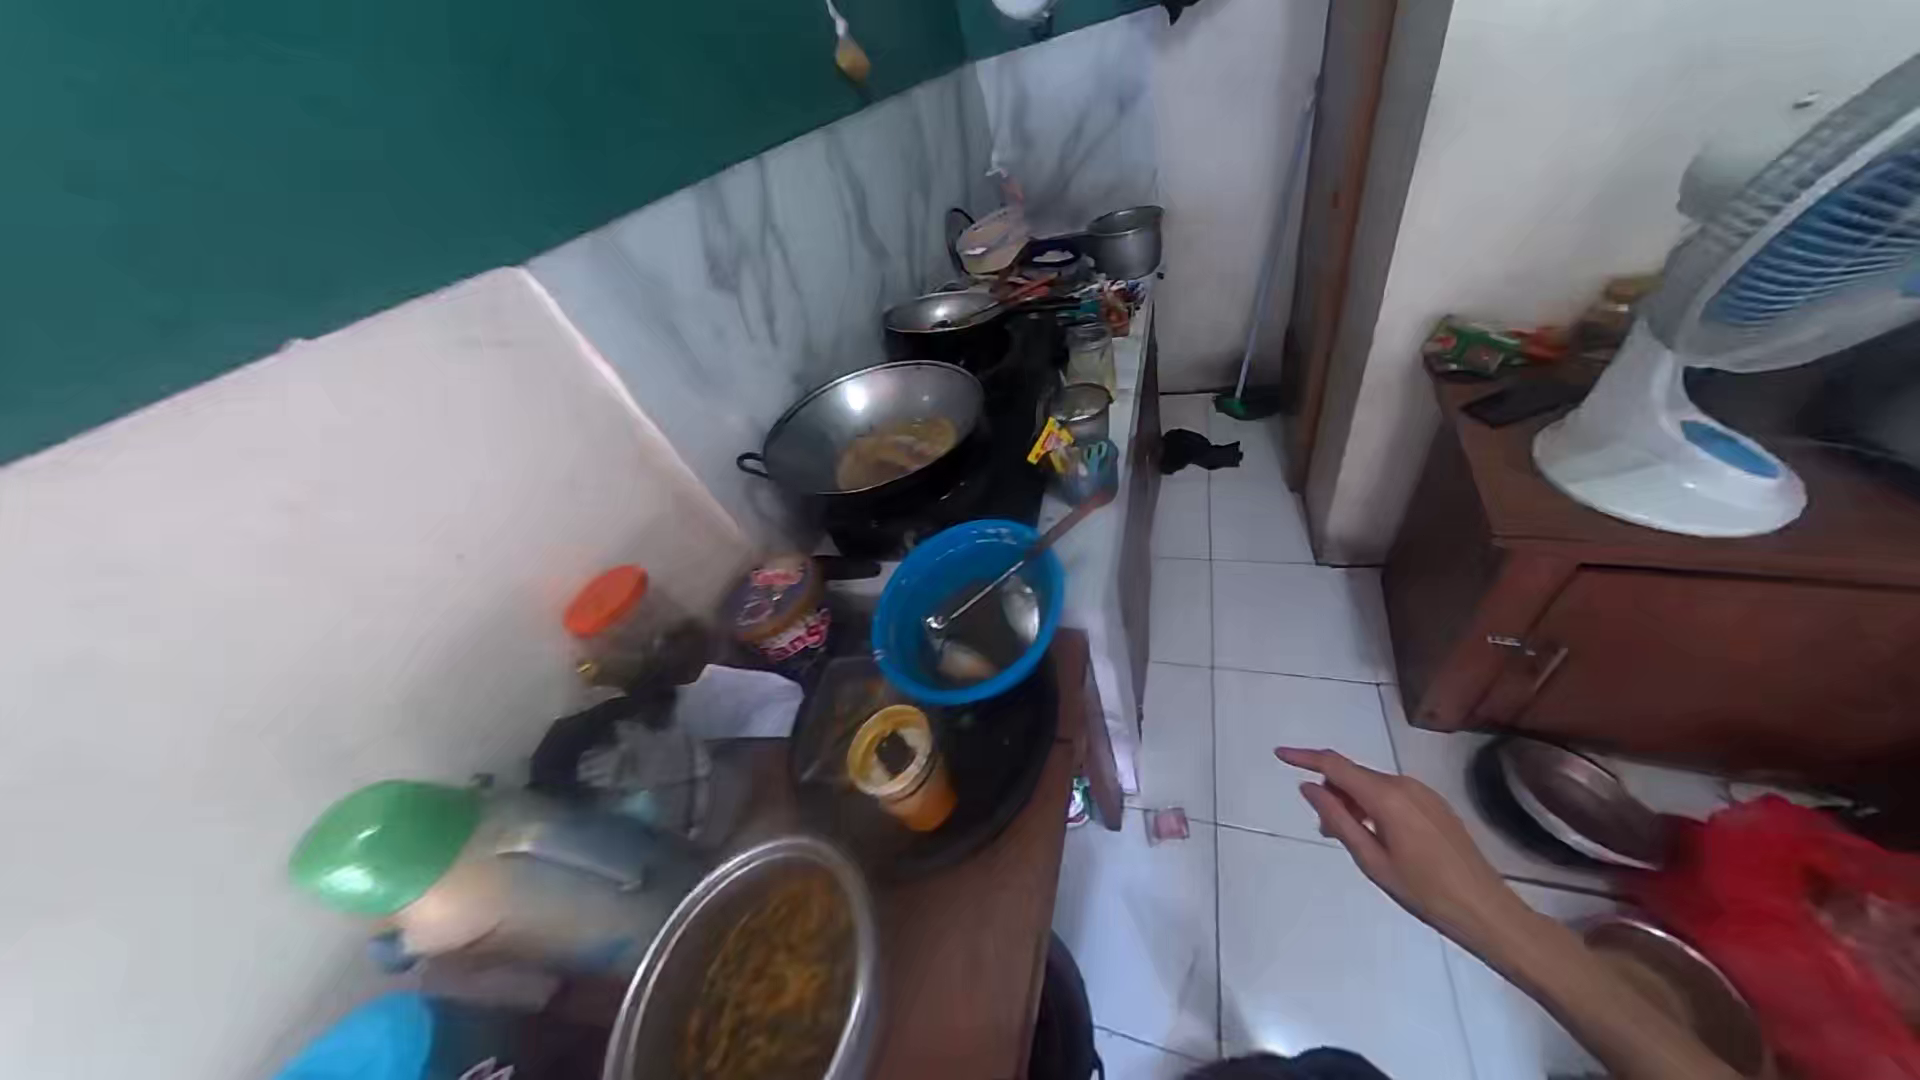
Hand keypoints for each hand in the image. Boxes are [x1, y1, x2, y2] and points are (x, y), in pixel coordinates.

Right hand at [1274, 747, 1534, 953]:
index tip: (1279, 755)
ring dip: (1352, 802)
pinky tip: (1379, 837)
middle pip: (1352, 775)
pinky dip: (1373, 806)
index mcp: (1386, 797)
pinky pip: (1391, 793)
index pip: (1334, 765)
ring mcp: (1423, 793)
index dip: (1304, 757)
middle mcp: (1404, 785)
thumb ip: (1336, 818)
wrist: (1492, 915)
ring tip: (1353, 839)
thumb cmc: (1426, 893)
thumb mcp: (1371, 860)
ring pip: (1371, 785)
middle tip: (1326, 831)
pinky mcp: (1435, 804)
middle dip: (1330, 793)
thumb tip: (1307, 787)